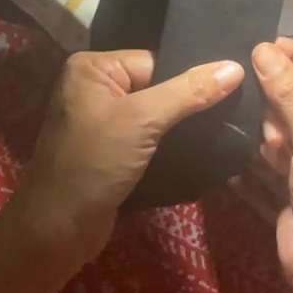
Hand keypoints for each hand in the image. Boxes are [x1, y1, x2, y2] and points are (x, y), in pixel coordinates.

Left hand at [8, 50, 243, 262]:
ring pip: (158, 112)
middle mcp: (95, 86)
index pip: (157, 60)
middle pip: (159, 84)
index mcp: (93, 67)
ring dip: (184, 125)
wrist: (57, 232)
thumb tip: (236, 67)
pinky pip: (150, 135)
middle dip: (190, 102)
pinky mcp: (112, 149)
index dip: (189, 77)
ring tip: (224, 130)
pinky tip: (201, 149)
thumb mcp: (143, 121)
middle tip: (234, 110)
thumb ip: (189, 92)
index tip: (232, 88)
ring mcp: (102, 120)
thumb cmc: (93, 165)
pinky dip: (171, 143)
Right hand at [249, 39, 292, 292]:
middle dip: (281, 96)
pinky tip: (269, 158)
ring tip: (275, 147)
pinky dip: (270, 143)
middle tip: (258, 101)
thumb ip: (289, 93)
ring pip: (287, 111)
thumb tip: (263, 49)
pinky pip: (279, 136)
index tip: (256, 45)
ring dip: (274, 124)